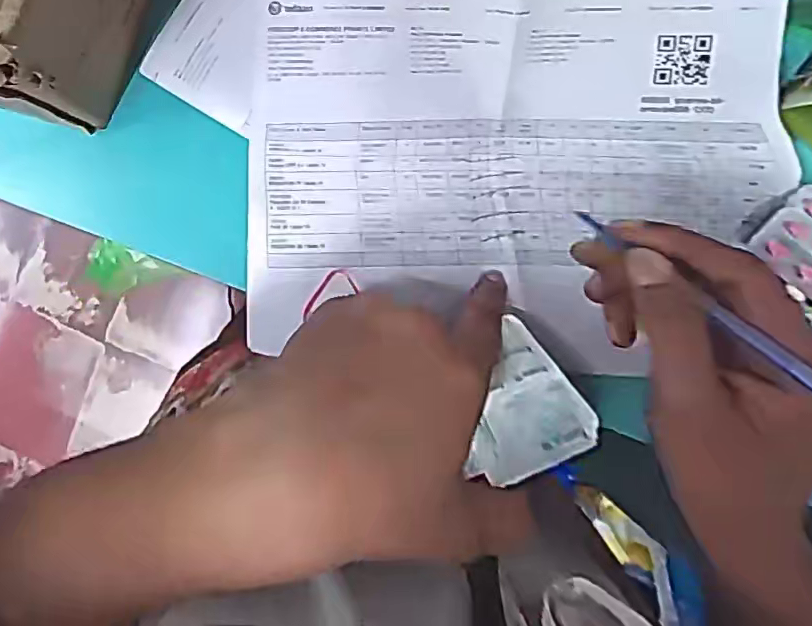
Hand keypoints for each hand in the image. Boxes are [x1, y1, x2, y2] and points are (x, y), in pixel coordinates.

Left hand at [204, 272, 533, 571]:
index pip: (486, 324)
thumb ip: (504, 516)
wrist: (287, 460)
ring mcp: (367, 315)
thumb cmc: (377, 496)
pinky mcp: (324, 314)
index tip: (491, 284)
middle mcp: (416, 329)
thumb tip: (523, 510)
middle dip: (426, 353)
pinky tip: (334, 377)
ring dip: (386, 343)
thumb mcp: (455, 527)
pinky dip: (350, 340)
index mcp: (459, 370)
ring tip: (364, 389)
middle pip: (431, 329)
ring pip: (389, 322)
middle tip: (406, 394)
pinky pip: (351, 321)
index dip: (490, 303)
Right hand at [570, 222, 811, 566]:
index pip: (741, 275)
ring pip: (695, 295)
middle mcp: (787, 346)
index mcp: (798, 357)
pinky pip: (688, 318)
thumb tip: (644, 258)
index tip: (622, 234)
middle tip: (592, 260)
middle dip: (647, 267)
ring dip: (641, 290)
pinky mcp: (735, 362)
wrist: (736, 539)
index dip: (679, 245)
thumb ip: (670, 324)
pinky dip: (648, 313)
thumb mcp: (687, 398)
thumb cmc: (718, 479)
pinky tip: (621, 327)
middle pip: (713, 281)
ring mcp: (761, 354)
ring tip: (598, 300)